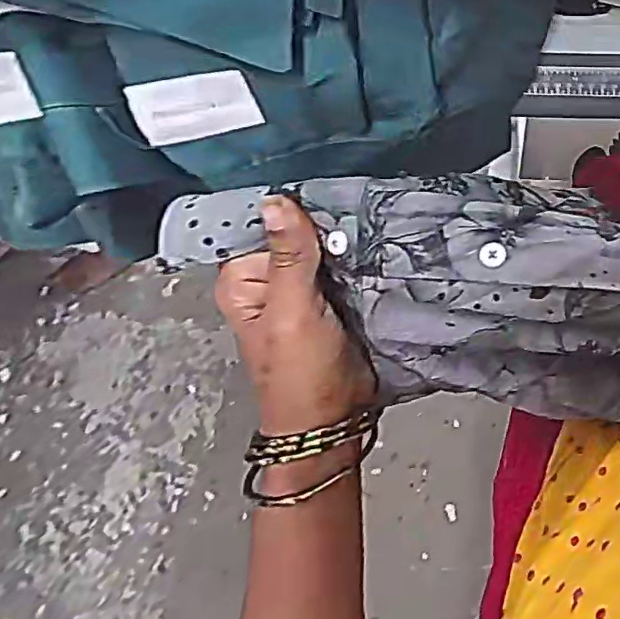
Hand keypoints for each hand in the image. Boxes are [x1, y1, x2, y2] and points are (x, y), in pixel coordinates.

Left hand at [214, 195, 375, 435]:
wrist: (335, 417)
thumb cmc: (300, 373)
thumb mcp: (292, 311)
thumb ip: (289, 257)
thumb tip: (277, 201)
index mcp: (243, 279)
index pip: (267, 225)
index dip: (296, 212)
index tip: (329, 205)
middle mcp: (270, 279)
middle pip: (299, 233)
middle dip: (328, 227)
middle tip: (356, 224)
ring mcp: (304, 288)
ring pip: (326, 248)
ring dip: (348, 243)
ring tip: (371, 235)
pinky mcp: (335, 297)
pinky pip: (346, 266)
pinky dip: (360, 259)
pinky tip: (376, 251)